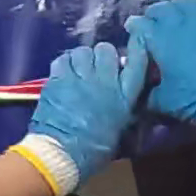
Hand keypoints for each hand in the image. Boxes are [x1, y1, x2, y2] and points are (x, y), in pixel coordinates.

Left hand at [19, 42, 149, 194]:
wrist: (61, 154)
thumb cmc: (93, 151)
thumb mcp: (120, 132)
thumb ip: (126, 112)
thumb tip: (132, 107)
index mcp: (125, 96)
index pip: (137, 61)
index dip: (137, 47)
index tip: (135, 42)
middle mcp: (105, 81)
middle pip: (107, 50)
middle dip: (102, 56)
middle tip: (96, 67)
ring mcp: (80, 78)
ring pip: (83, 51)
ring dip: (81, 58)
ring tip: (77, 69)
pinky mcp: (57, 80)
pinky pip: (62, 59)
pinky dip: (64, 64)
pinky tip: (62, 74)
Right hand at [123, 0, 195, 137]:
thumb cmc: (195, 97)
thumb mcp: (163, 100)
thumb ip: (148, 91)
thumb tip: (142, 91)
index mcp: (158, 38)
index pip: (139, 25)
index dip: (135, 28)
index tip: (134, 32)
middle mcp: (178, 20)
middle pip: (160, 9)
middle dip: (155, 17)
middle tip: (156, 26)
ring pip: (184, 1)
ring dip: (178, 8)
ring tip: (178, 16)